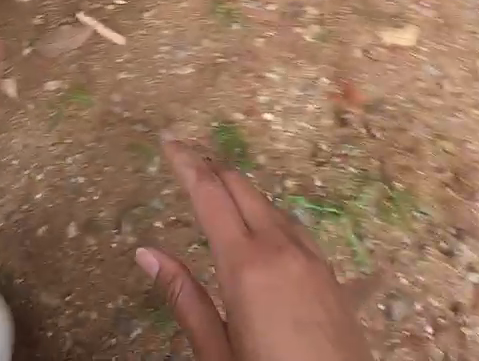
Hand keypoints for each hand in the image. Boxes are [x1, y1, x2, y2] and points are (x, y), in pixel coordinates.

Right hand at [135, 138, 370, 360]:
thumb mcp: (218, 354)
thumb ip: (183, 298)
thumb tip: (145, 252)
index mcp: (245, 265)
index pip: (208, 193)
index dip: (185, 162)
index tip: (167, 140)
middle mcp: (280, 249)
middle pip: (241, 186)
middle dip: (211, 167)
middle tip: (184, 158)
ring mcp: (312, 261)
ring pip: (269, 203)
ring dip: (240, 188)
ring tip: (216, 188)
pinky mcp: (333, 277)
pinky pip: (294, 227)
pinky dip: (267, 212)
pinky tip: (261, 227)